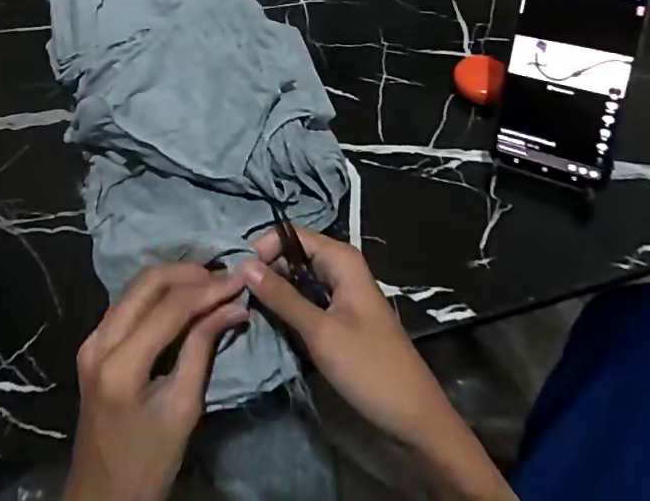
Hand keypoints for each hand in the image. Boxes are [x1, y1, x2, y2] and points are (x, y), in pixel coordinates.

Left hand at [63, 263, 249, 500]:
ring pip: (136, 286)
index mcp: (120, 365)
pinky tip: (184, 296)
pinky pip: (128, 302)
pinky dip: (159, 292)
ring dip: (175, 278)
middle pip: (147, 282)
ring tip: (210, 282)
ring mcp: (92, 340)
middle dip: (190, 273)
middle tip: (224, 276)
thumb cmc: (148, 463)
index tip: (240, 279)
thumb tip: (233, 306)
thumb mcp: (184, 407)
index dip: (208, 289)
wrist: (101, 498)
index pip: (170, 307)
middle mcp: (99, 342)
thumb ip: (203, 347)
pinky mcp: (94, 344)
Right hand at [242, 228, 514, 500]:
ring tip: (246, 309)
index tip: (236, 275)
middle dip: (265, 269)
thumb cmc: (369, 368)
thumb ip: (282, 297)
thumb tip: (244, 265)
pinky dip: (288, 307)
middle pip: (293, 254)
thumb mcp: (320, 332)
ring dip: (275, 290)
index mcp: (341, 258)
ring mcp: (341, 291)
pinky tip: (270, 323)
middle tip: (236, 296)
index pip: (291, 234)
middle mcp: (341, 267)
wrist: (413, 414)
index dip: (263, 247)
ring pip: (298, 278)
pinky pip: (307, 299)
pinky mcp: (339, 315)